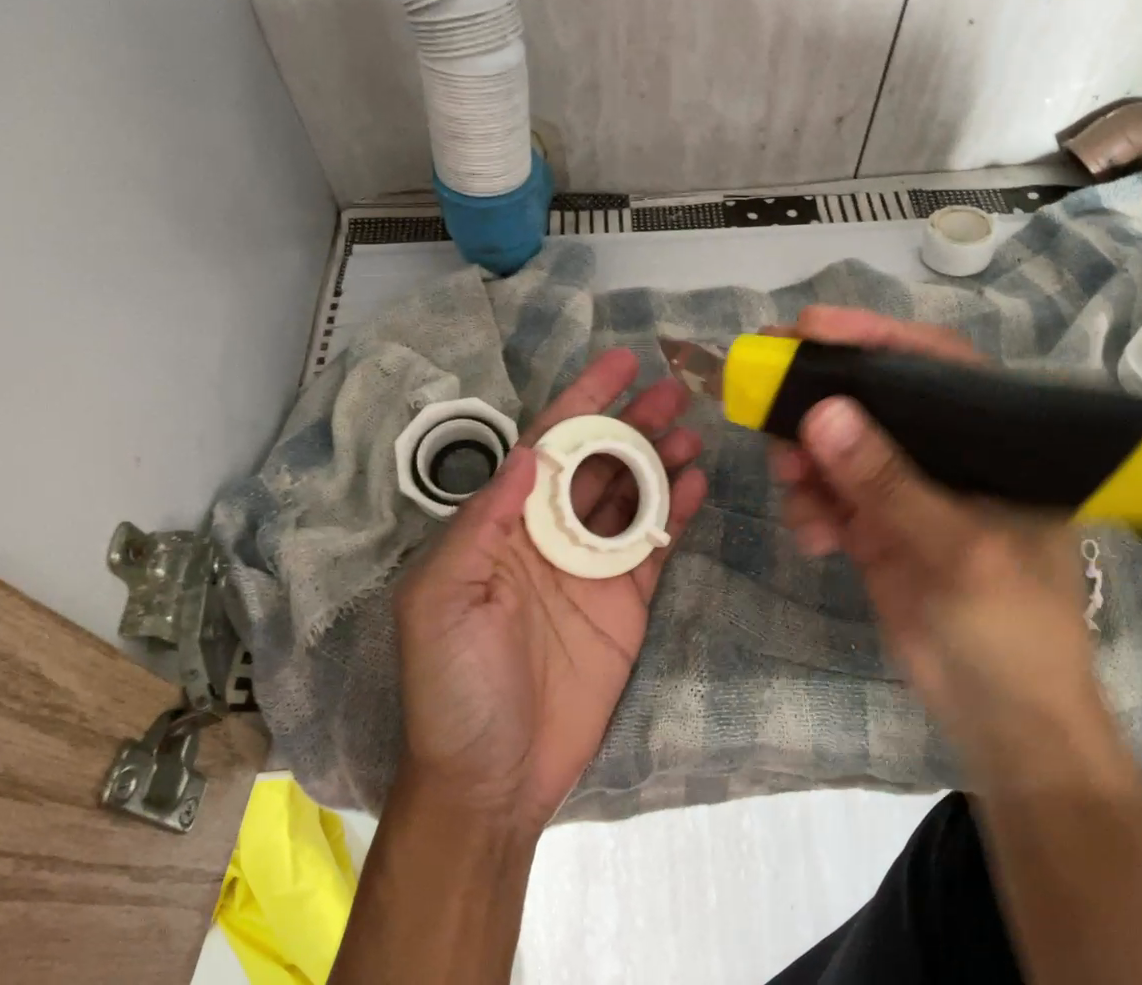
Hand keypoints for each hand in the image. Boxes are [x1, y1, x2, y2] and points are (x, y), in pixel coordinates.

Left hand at [391, 348, 707, 834]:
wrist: (492, 778)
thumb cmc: (454, 688)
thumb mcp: (442, 599)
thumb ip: (485, 522)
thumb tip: (527, 452)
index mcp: (499, 528)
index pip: (545, 450)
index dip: (581, 403)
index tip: (620, 363)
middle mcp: (546, 538)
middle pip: (596, 465)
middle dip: (631, 424)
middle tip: (675, 391)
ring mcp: (590, 571)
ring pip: (630, 499)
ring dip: (660, 461)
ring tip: (694, 430)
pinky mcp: (624, 606)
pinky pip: (655, 548)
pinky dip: (677, 514)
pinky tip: (699, 484)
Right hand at [769, 307, 1092, 743]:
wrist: (1004, 722)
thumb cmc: (1012, 630)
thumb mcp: (957, 549)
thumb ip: (888, 483)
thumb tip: (822, 414)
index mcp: (994, 445)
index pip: (935, 369)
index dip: (874, 339)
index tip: (809, 328)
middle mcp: (949, 458)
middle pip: (875, 405)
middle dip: (820, 400)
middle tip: (762, 391)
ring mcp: (908, 496)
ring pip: (840, 451)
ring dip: (806, 461)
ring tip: (791, 481)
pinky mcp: (876, 534)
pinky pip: (828, 501)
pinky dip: (810, 509)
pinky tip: (812, 537)